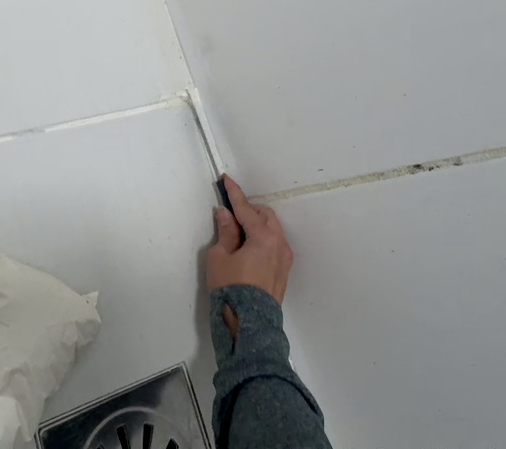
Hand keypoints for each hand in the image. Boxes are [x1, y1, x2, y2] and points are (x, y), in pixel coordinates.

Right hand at [207, 174, 292, 336]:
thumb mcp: (220, 257)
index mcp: (263, 237)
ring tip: (237, 232)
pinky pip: (274, 244)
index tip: (225, 179)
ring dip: (256, 224)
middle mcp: (280, 244)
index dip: (234, 193)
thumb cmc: (231, 288)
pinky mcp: (284, 271)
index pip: (246, 208)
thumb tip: (225, 214)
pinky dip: (262, 237)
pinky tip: (247, 246)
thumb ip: (225, 231)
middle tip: (230, 213)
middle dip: (248, 209)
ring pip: (272, 229)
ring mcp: (285, 259)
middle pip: (265, 215)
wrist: (249, 325)